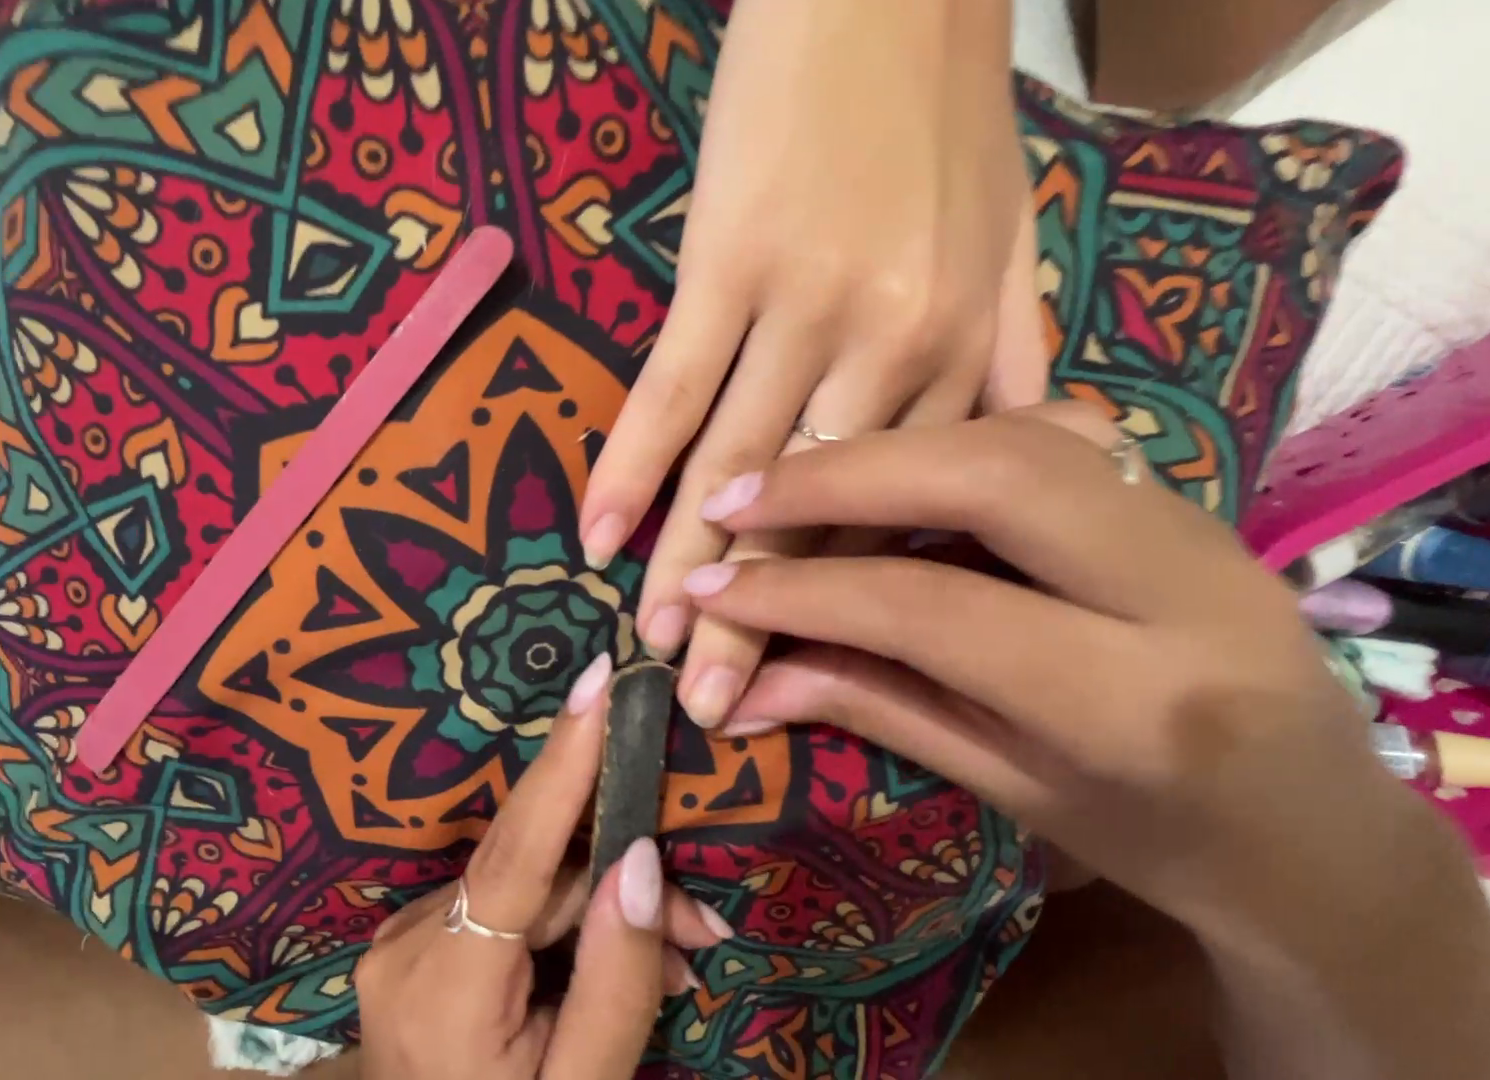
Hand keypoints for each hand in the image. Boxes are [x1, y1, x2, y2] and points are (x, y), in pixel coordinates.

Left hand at [354, 655, 732, 1079]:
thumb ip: (617, 978)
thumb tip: (639, 857)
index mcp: (440, 988)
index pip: (514, 853)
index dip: (562, 762)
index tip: (599, 683)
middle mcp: (403, 943)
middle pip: (532, 872)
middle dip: (615, 878)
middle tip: (697, 922)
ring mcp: (399, 939)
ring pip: (522, 884)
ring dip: (593, 904)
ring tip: (665, 948)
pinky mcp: (413, 942)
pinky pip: (500, 905)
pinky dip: (557, 918)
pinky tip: (599, 952)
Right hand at [578, 0, 1045, 730]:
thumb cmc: (942, 117)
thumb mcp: (1010, 240)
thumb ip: (1014, 352)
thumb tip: (1033, 440)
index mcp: (964, 353)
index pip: (894, 514)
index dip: (841, 604)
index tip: (801, 675)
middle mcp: (893, 348)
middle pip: (817, 515)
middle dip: (760, 620)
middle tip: (711, 708)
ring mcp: (806, 306)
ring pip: (739, 467)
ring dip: (689, 567)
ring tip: (651, 646)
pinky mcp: (729, 262)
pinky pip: (673, 384)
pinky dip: (631, 461)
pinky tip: (598, 533)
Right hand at [680, 404, 1426, 946]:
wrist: (1319, 829)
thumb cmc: (1161, 839)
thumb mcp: (1009, 790)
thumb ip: (876, 711)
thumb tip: (740, 688)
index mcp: (1132, 698)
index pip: (929, 608)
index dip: (803, 592)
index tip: (711, 589)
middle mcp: (1176, 585)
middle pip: (982, 477)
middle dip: (838, 478)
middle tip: (734, 497)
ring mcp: (1188, 519)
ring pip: (1015, 431)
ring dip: (885, 444)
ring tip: (788, 471)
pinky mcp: (1174, 489)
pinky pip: (1051, 426)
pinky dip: (951, 430)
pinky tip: (892, 455)